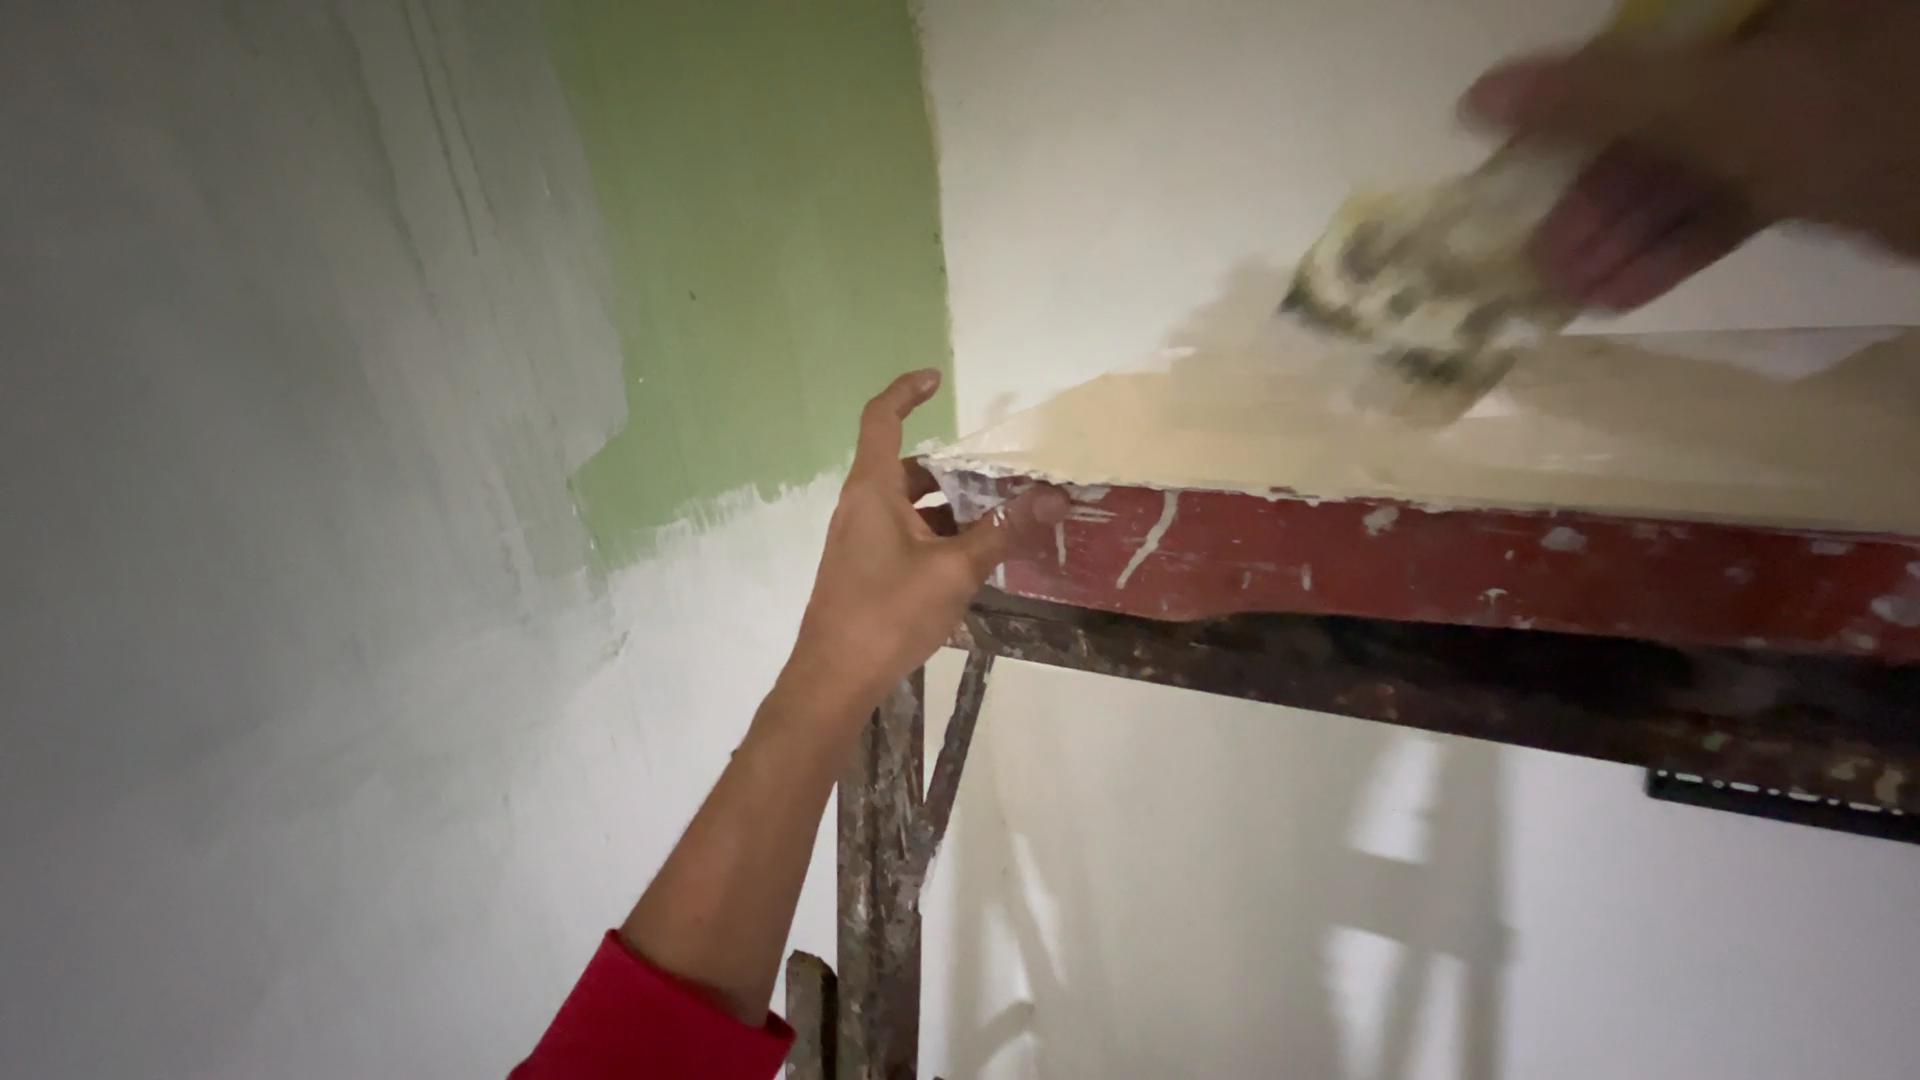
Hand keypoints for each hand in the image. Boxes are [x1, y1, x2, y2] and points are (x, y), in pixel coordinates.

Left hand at [778, 370, 1065, 720]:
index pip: (882, 418)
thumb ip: (1003, 530)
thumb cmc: (889, 613)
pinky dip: (935, 536)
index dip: (907, 391)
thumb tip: (1054, 497)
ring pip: (909, 507)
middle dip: (954, 471)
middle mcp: (861, 505)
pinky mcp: (863, 568)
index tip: (937, 380)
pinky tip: (970, 562)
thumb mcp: (955, 570)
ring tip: (998, 524)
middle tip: (1001, 481)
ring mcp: (859, 539)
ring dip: (949, 510)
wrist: (835, 678)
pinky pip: (904, 535)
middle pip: (908, 468)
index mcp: (873, 490)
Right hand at [1463, 0, 1919, 308]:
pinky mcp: (1841, 149)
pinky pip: (1741, 190)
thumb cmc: (1894, 116)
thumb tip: (1483, 96)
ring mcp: (1828, 88)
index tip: (1515, 150)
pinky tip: (1619, 292)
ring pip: (1697, 156)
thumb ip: (1601, 96)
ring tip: (1561, 294)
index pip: (1646, 29)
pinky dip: (1680, 243)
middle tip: (1532, 254)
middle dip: (1592, 191)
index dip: (1572, 92)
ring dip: (1624, 232)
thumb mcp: (1734, 104)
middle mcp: (1805, 26)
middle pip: (1662, 102)